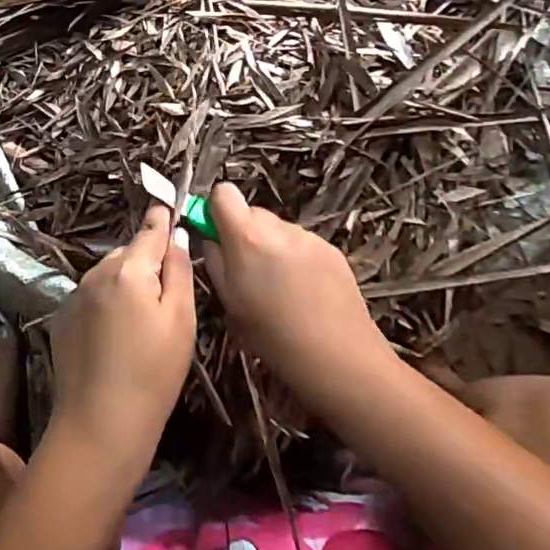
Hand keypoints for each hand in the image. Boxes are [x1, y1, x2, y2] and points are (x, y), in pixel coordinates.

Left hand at [49, 207, 195, 456]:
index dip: (162, 221)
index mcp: (128, 269)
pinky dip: (105, 304)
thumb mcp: (180, 321)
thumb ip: (178, 271)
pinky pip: (90, 297)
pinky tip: (115, 336)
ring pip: (108, 275)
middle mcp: (96, 273)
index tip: (168, 211)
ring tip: (140, 320)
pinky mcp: (62, 318)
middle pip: (127, 253)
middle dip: (145, 262)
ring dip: (124, 283)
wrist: (100, 424)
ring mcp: (74, 296)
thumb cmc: (153, 373)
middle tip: (165, 294)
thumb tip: (176, 236)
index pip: (149, 231)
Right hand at [202, 182, 390, 400]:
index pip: (223, 193)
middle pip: (251, 212)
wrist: (339, 357)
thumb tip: (210, 238)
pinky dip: (295, 259)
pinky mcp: (332, 250)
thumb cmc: (273, 336)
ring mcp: (308, 237)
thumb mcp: (229, 302)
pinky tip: (303, 292)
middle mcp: (278, 228)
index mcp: (246, 237)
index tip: (215, 235)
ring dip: (271, 247)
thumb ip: (214, 260)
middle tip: (246, 270)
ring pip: (277, 230)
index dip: (215, 210)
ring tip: (278, 287)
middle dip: (244, 233)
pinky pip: (301, 244)